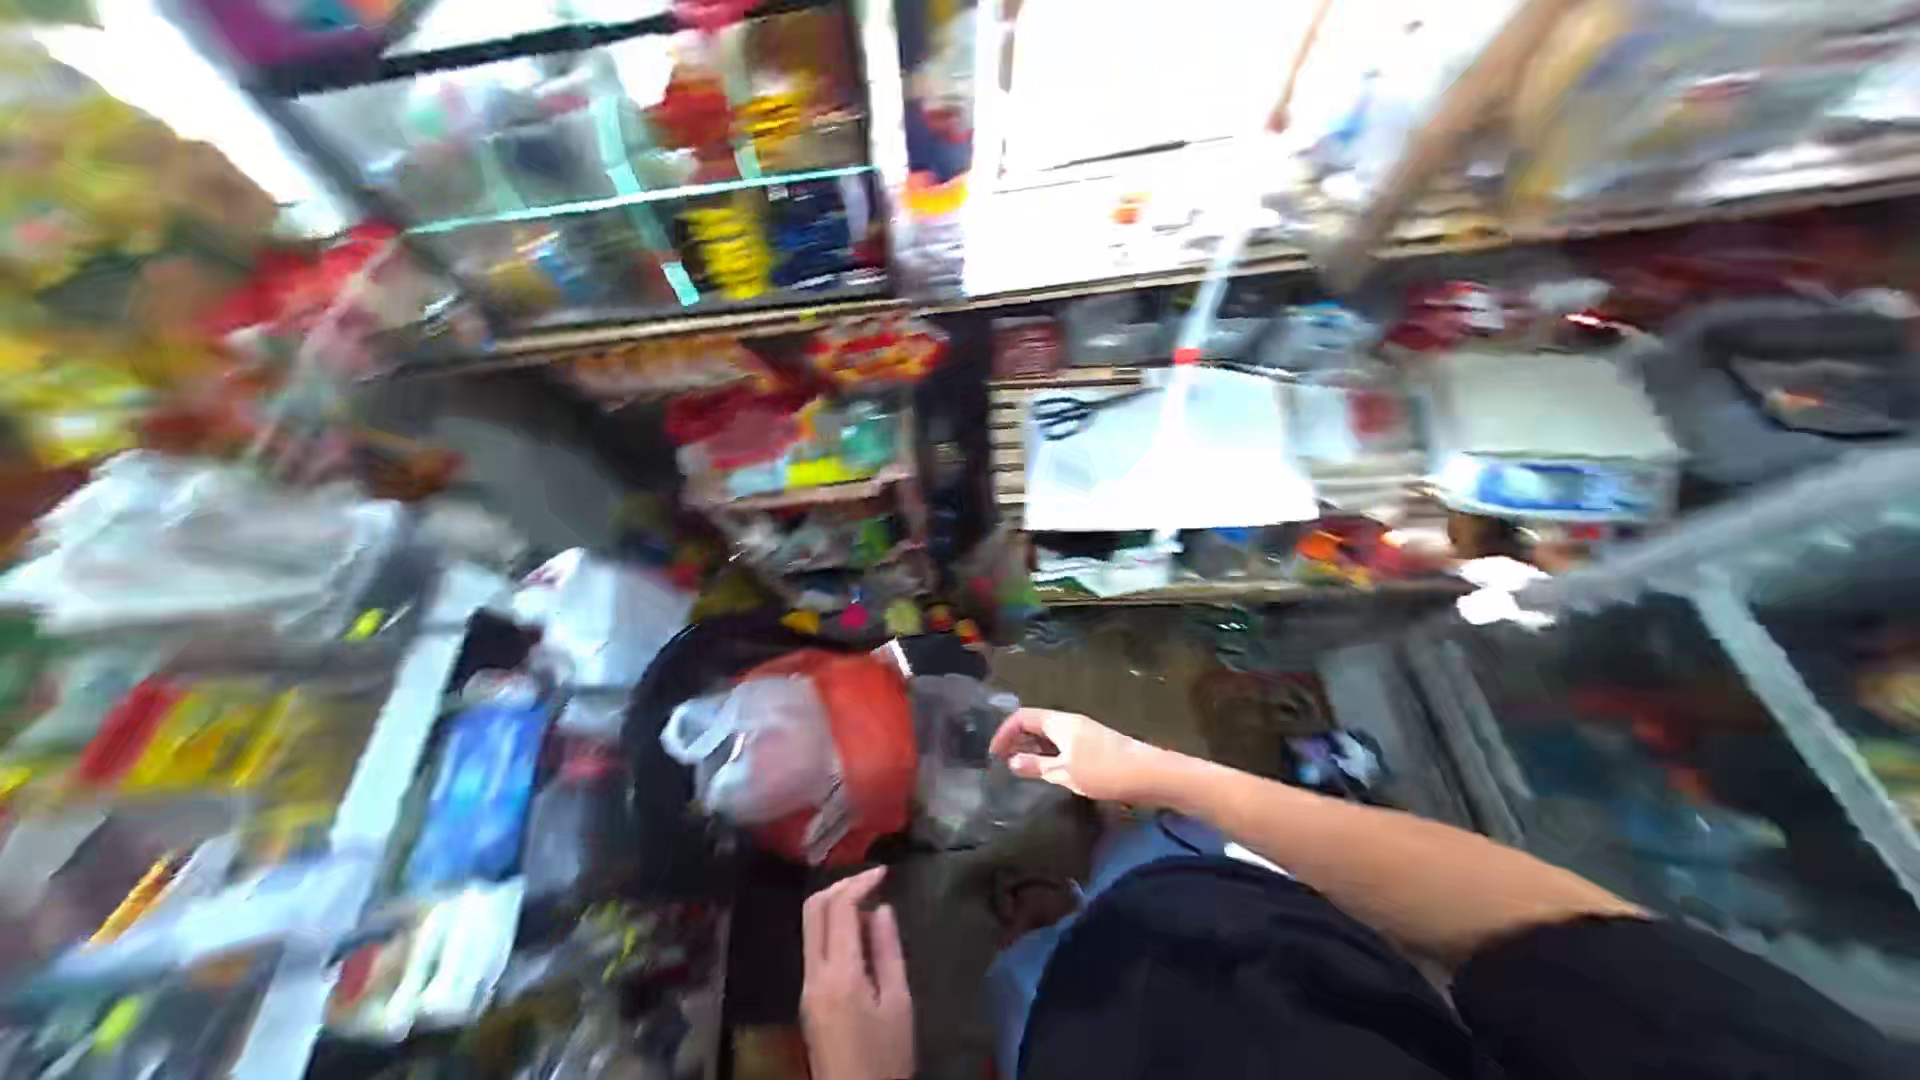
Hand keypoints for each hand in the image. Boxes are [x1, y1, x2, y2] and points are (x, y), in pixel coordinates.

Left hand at [801, 867, 912, 1079]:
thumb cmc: (886, 1058)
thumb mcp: (899, 1003)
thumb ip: (888, 950)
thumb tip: (881, 909)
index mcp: (839, 975)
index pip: (840, 909)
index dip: (860, 882)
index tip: (884, 872)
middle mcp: (814, 975)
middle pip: (814, 910)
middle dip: (841, 885)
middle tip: (872, 880)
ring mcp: (807, 987)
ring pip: (811, 926)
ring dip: (836, 905)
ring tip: (871, 904)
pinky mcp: (808, 998)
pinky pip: (816, 946)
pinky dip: (834, 927)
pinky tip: (860, 934)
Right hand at [989, 708, 1172, 802]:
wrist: (1150, 774)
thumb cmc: (1104, 770)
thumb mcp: (1064, 772)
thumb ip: (1036, 766)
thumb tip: (1012, 761)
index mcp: (1059, 722)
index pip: (1022, 717)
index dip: (1004, 732)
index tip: (994, 754)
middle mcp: (1070, 721)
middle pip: (1035, 722)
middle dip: (1016, 738)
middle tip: (1004, 761)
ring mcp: (1084, 732)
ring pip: (1050, 733)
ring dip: (1032, 747)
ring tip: (1022, 767)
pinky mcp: (1095, 745)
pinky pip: (1062, 743)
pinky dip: (1049, 753)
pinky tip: (1050, 771)